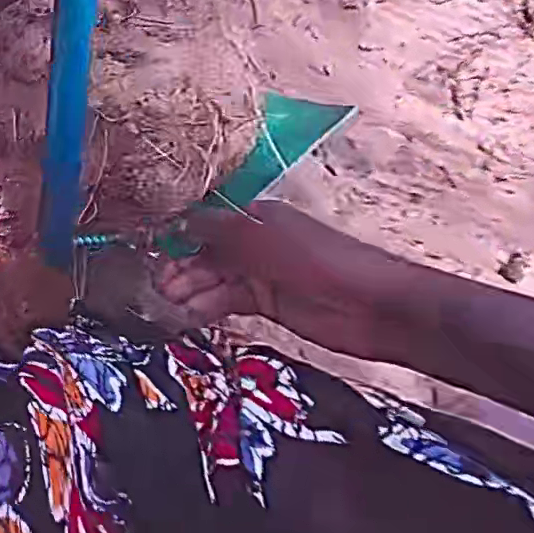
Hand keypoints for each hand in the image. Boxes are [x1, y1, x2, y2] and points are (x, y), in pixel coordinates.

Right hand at [152, 201, 445, 362]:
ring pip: (212, 278)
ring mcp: (260, 273)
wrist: (381, 309)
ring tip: (167, 302)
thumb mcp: (261, 238)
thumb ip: (215, 229)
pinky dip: (206, 306)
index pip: (204, 223)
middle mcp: (253, 242)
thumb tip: (176, 221)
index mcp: (254, 218)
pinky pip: (226, 300)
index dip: (177, 235)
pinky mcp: (266, 302)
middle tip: (157, 285)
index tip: (152, 249)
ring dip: (189, 289)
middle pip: (204, 253)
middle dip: (179, 267)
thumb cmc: (320, 262)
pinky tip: (188, 314)